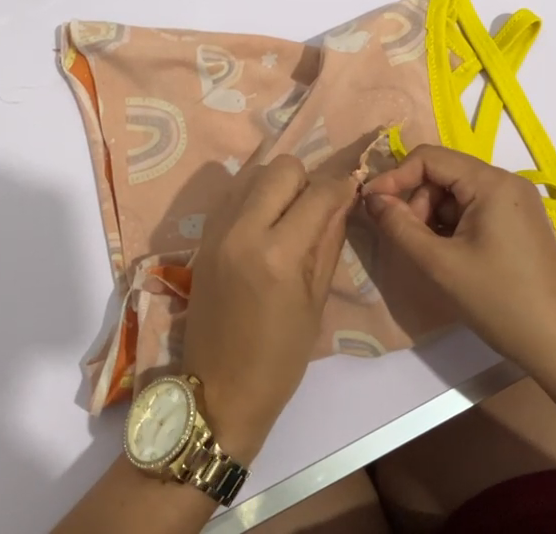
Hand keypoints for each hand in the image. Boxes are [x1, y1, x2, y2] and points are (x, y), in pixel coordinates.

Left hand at [181, 155, 356, 458]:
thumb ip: (329, 240)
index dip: (342, 186)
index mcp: (277, 254)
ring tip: (287, 218)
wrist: (219, 388)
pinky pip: (233, 192)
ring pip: (255, 172)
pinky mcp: (203, 234)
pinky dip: (254, 197)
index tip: (353, 190)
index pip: (319, 193)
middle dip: (307, 182)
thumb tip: (343, 198)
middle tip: (314, 211)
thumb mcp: (316, 300)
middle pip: (282, 168)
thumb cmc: (279, 357)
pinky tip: (264, 225)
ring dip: (278, 185)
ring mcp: (217, 229)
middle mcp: (242, 230)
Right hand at [362, 145, 555, 372]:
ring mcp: (517, 203)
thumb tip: (371, 198)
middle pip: (443, 175)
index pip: (430, 158)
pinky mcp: (520, 223)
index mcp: (492, 183)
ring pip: (457, 194)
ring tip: (432, 255)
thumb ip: (399, 226)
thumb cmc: (498, 300)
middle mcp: (507, 183)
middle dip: (417, 202)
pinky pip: (474, 209)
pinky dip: (453, 227)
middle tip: (410, 241)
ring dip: (433, 217)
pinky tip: (452, 258)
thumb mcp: (439, 264)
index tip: (371, 204)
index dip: (395, 177)